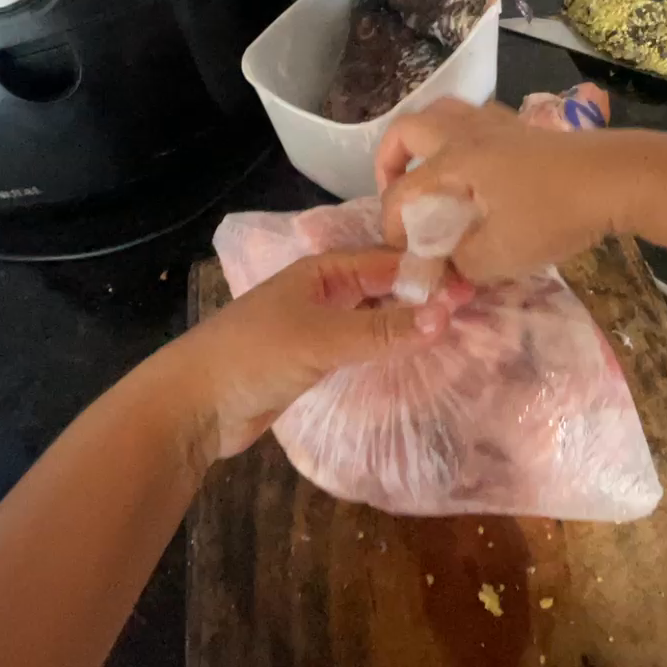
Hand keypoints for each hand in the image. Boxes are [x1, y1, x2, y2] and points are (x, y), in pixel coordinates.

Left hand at [172, 250, 470, 461]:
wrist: (195, 405)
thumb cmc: (256, 355)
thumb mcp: (323, 338)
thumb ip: (383, 330)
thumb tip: (446, 316)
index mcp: (323, 270)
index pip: (387, 261)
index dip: (428, 272)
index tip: (472, 285)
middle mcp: (324, 290)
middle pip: (382, 285)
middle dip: (421, 293)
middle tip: (471, 306)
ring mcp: (319, 323)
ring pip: (373, 314)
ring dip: (406, 319)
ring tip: (453, 327)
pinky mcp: (314, 356)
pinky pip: (360, 343)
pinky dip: (386, 344)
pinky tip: (411, 351)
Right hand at [376, 98, 644, 281]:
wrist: (617, 179)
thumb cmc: (554, 215)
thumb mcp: (500, 255)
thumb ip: (460, 264)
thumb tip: (444, 268)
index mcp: (453, 161)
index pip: (403, 190)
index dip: (391, 224)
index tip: (404, 255)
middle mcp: (467, 133)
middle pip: (408, 127)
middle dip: (390, 159)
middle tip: (398, 193)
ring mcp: (497, 125)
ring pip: (443, 113)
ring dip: (424, 140)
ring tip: (429, 173)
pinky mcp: (523, 129)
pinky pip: (475, 120)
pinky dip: (460, 139)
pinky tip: (477, 169)